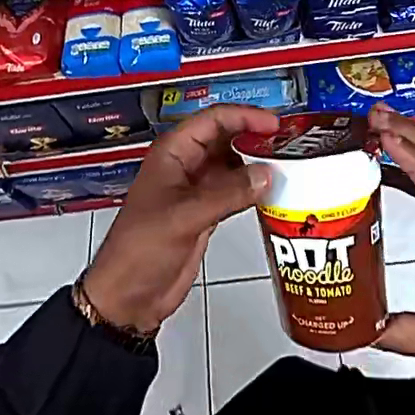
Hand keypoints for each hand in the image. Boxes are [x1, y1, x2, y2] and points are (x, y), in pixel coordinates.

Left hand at [83, 106, 280, 332]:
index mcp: (173, 152)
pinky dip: (252, 186)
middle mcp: (186, 163)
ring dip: (255, 161)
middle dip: (254, 135)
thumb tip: (266, 174)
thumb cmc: (140, 249)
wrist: (128, 297)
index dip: (245, 117)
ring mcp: (196, 187)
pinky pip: (234, 187)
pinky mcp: (205, 209)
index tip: (274, 124)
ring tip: (285, 162)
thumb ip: (228, 194)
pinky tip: (271, 190)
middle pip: (225, 136)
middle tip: (286, 141)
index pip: (214, 119)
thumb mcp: (185, 216)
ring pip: (231, 161)